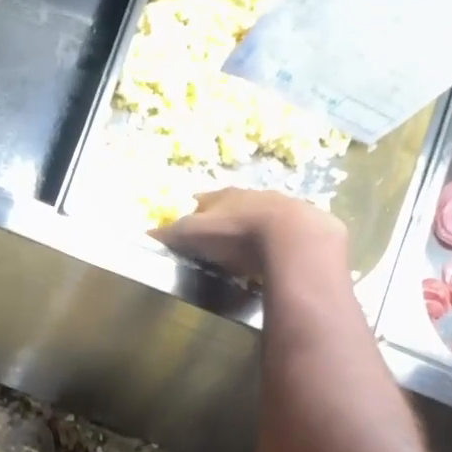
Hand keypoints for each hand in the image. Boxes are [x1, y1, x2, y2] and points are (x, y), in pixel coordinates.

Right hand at [149, 189, 347, 280]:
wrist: (292, 238)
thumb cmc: (235, 233)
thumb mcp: (195, 233)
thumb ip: (172, 233)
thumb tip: (147, 233)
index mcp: (225, 196)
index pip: (204, 200)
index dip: (194, 209)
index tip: (187, 219)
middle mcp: (254, 195)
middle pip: (234, 205)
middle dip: (225, 216)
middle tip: (216, 234)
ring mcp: (282, 208)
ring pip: (261, 215)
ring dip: (253, 227)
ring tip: (245, 246)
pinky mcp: (305, 226)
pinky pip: (283, 232)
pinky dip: (275, 241)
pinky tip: (272, 255)